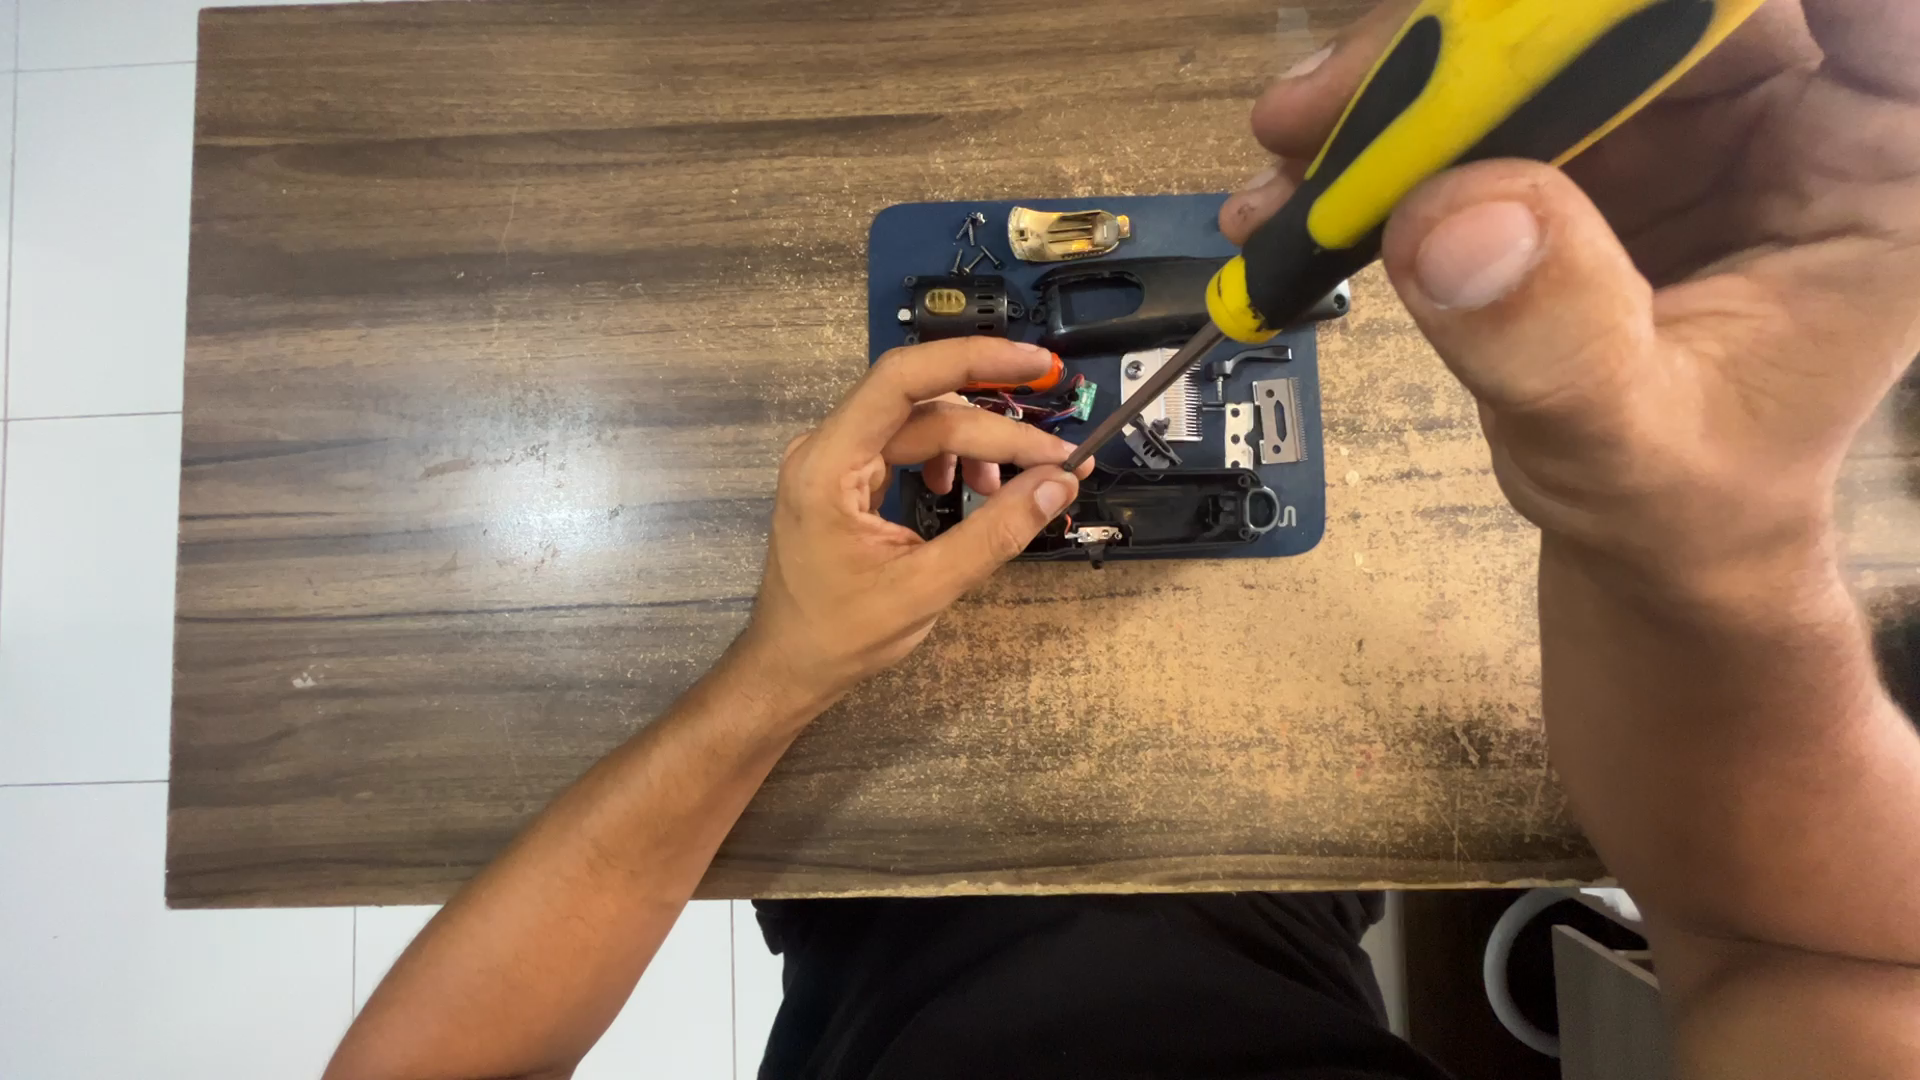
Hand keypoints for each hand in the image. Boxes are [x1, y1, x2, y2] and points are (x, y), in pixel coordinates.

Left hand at [733, 338, 1092, 713]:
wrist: (791, 664)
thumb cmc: (842, 636)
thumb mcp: (926, 589)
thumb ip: (994, 534)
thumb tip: (1059, 484)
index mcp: (828, 466)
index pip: (901, 380)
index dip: (973, 360)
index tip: (1036, 365)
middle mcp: (827, 447)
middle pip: (927, 411)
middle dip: (999, 432)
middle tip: (1061, 463)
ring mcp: (835, 459)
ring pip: (923, 425)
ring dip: (978, 447)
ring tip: (1011, 488)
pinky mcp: (849, 477)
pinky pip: (910, 447)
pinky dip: (951, 460)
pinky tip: (971, 490)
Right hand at [1223, 0, 1919, 606]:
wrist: (1638, 525)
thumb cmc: (1671, 494)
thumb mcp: (1619, 438)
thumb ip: (1552, 339)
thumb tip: (1443, 216)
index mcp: (1881, 142)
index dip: (1635, 2)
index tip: (1484, 29)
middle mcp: (1785, 103)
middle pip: (1623, 9)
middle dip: (1463, 42)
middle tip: (1314, 105)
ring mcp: (1669, 129)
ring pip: (1528, 54)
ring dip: (1391, 101)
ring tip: (1281, 156)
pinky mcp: (1574, 166)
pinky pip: (1470, 129)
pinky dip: (1374, 160)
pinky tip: (1294, 202)